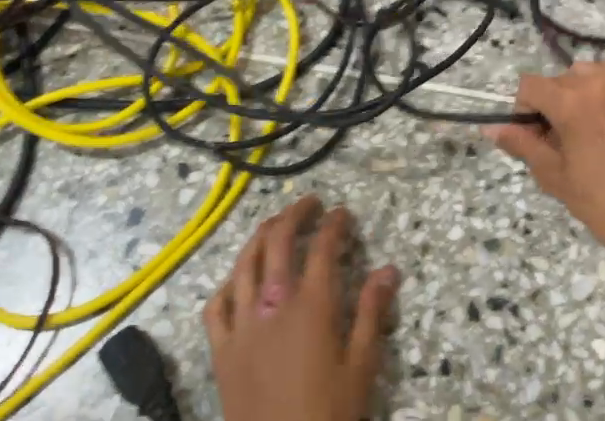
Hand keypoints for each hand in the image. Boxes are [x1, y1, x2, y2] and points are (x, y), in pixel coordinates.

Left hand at [205, 196, 399, 420]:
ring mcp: (241, 326)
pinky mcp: (220, 352)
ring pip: (244, 264)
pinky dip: (227, 283)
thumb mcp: (362, 367)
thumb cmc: (330, 414)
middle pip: (278, 242)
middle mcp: (273, 304)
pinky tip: (237, 279)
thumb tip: (388, 269)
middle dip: (295, 215)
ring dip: (260, 236)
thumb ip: (371, 313)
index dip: (334, 223)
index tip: (343, 213)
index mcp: (312, 306)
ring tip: (274, 225)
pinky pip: (216, 306)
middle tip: (310, 204)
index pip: (322, 247)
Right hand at [483, 60, 604, 290]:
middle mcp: (602, 82)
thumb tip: (490, 128)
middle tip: (558, 147)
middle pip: (557, 80)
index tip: (532, 139)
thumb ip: (522, 144)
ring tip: (584, 138)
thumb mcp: (555, 177)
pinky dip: (602, 98)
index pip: (529, 85)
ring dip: (576, 99)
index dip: (523, 111)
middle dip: (550, 107)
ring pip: (585, 77)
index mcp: (575, 100)